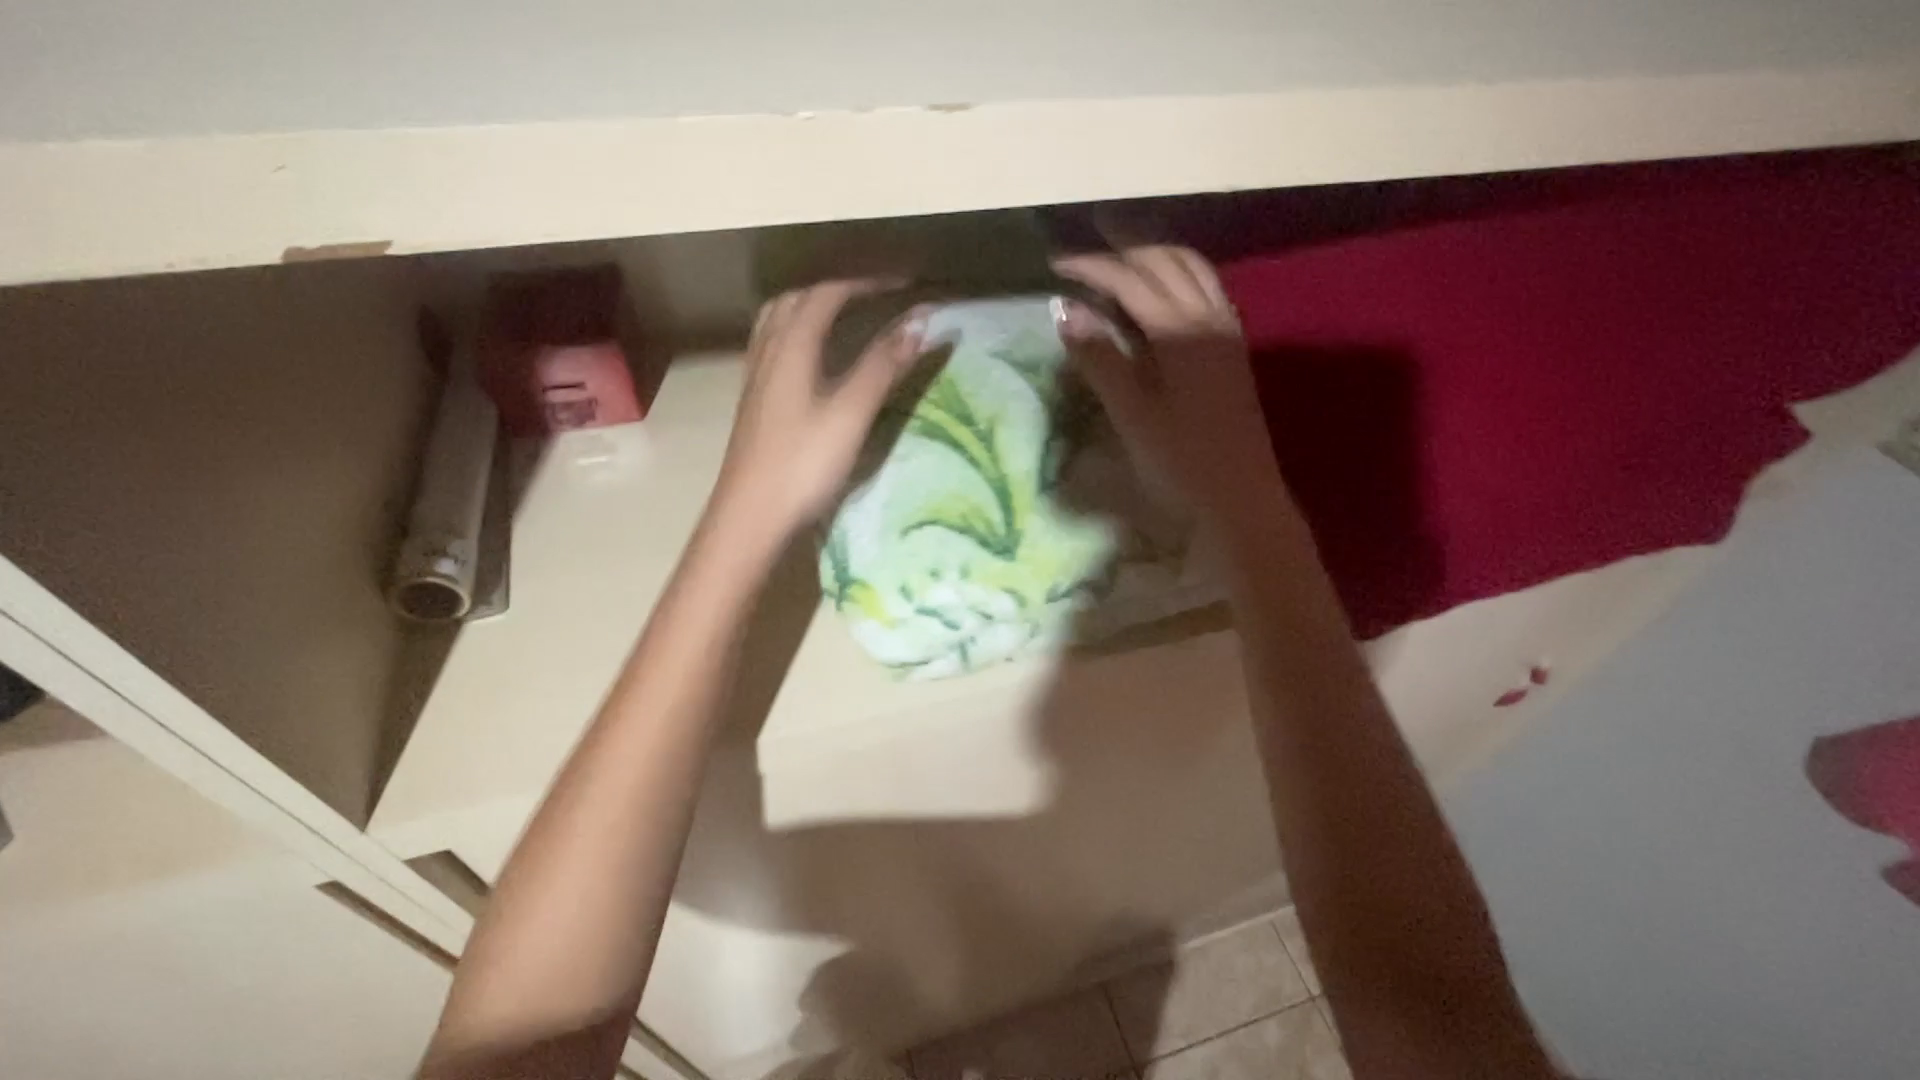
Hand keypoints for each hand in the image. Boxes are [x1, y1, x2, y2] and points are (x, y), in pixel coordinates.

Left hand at [707, 280, 923, 553]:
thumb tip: (920, 322)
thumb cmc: (803, 464)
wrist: (750, 515)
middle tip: (875, 294)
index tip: (905, 284)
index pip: (827, 293)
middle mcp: (769, 351)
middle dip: (837, 287)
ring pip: (778, 321)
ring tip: (842, 314)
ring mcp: (756, 377)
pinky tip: (812, 358)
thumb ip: (883, 366)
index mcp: (791, 346)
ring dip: (811, 306)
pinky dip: (797, 333)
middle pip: (797, 299)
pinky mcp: (754, 402)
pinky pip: (773, 346)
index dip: (866, 281)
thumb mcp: (851, 413)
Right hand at [1051, 245, 1284, 527]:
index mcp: (1180, 330)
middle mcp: (1208, 317)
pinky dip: (1177, 279)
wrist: (1240, 497)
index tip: (1054, 265)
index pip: (1131, 278)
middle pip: (1166, 261)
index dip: (1091, 267)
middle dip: (1122, 253)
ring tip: (1118, 271)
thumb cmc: (1180, 460)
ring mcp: (1226, 331)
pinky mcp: (1232, 349)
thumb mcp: (1130, 413)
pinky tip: (1158, 300)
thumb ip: (1098, 357)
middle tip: (1083, 263)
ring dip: (1153, 260)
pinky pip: (1206, 290)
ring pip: (1192, 270)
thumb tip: (1063, 308)